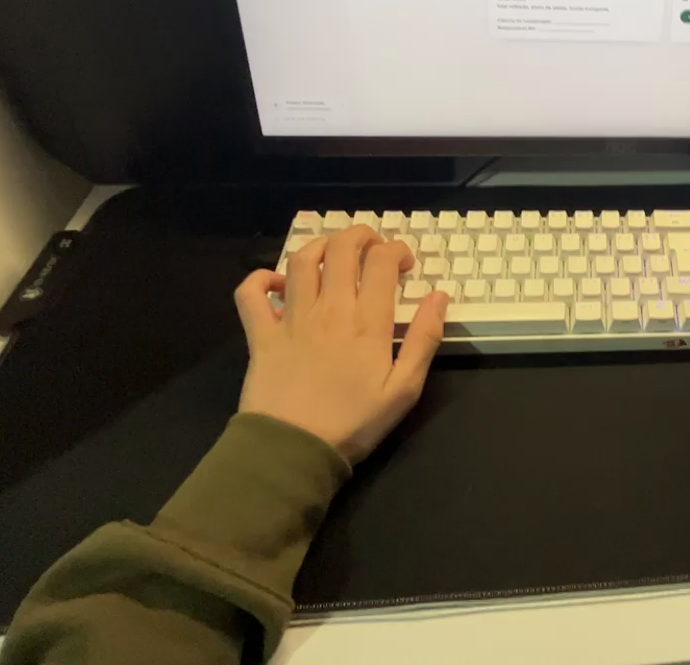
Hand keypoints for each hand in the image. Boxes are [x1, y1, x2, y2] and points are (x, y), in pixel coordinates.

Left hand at [233, 226, 447, 462]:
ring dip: (319, 245)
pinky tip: (277, 283)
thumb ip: (424, 338)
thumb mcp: (405, 388)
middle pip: (342, 249)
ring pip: (301, 260)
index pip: (382, 261)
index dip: (397, 250)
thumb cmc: (354, 422)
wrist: (291, 453)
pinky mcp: (261, 335)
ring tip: (333, 253)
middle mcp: (330, 309)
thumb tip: (439, 296)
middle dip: (361, 235)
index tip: (405, 264)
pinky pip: (250, 294)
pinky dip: (260, 279)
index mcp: (368, 321)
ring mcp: (291, 319)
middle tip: (373, 246)